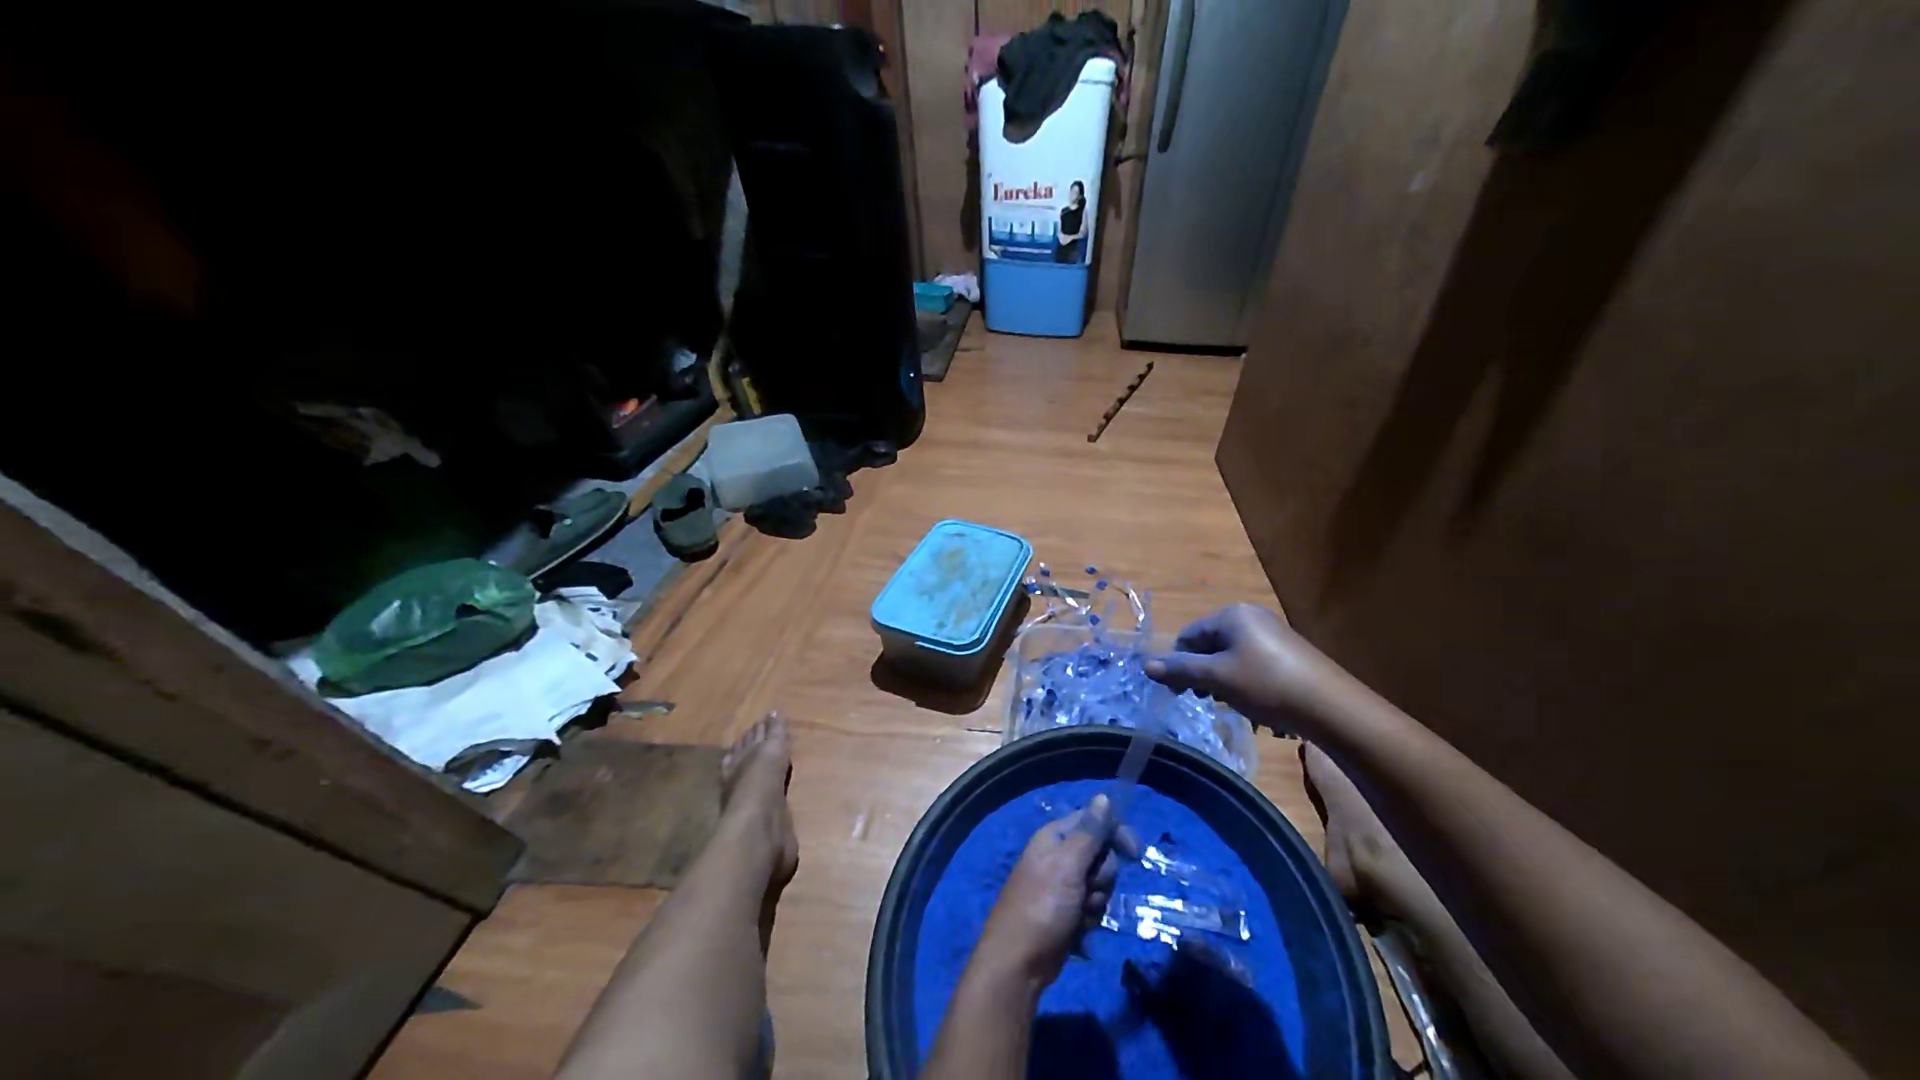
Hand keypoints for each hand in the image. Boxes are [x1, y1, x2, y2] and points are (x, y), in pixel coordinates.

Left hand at [974, 795, 1135, 988]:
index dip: (1116, 834)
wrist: (1021, 960)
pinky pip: (1094, 905)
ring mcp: (1064, 884)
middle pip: (1102, 854)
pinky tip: (1078, 927)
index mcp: (1055, 837)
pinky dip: (1090, 916)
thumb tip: (1104, 797)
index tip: (1135, 853)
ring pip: (1101, 883)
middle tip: (1088, 889)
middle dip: (1103, 875)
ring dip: (1097, 900)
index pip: (1095, 821)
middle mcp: (1060, 856)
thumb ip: (1089, 832)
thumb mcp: (1068, 865)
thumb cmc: (1043, 905)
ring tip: (1079, 912)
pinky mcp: (1069, 909)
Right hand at [1145, 604, 1325, 732]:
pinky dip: (1243, 680)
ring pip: (1229, 655)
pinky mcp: (1287, 652)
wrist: (1330, 706)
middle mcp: (1250, 616)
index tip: (1182, 692)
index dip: (1179, 663)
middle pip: (1208, 643)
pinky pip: (1250, 661)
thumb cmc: (1266, 685)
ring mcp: (1271, 633)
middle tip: (1205, 699)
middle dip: (1201, 671)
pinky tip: (1253, 700)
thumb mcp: (1217, 678)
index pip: (1188, 635)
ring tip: (1230, 701)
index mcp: (1231, 614)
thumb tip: (1146, 666)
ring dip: (1221, 678)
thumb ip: (1180, 670)